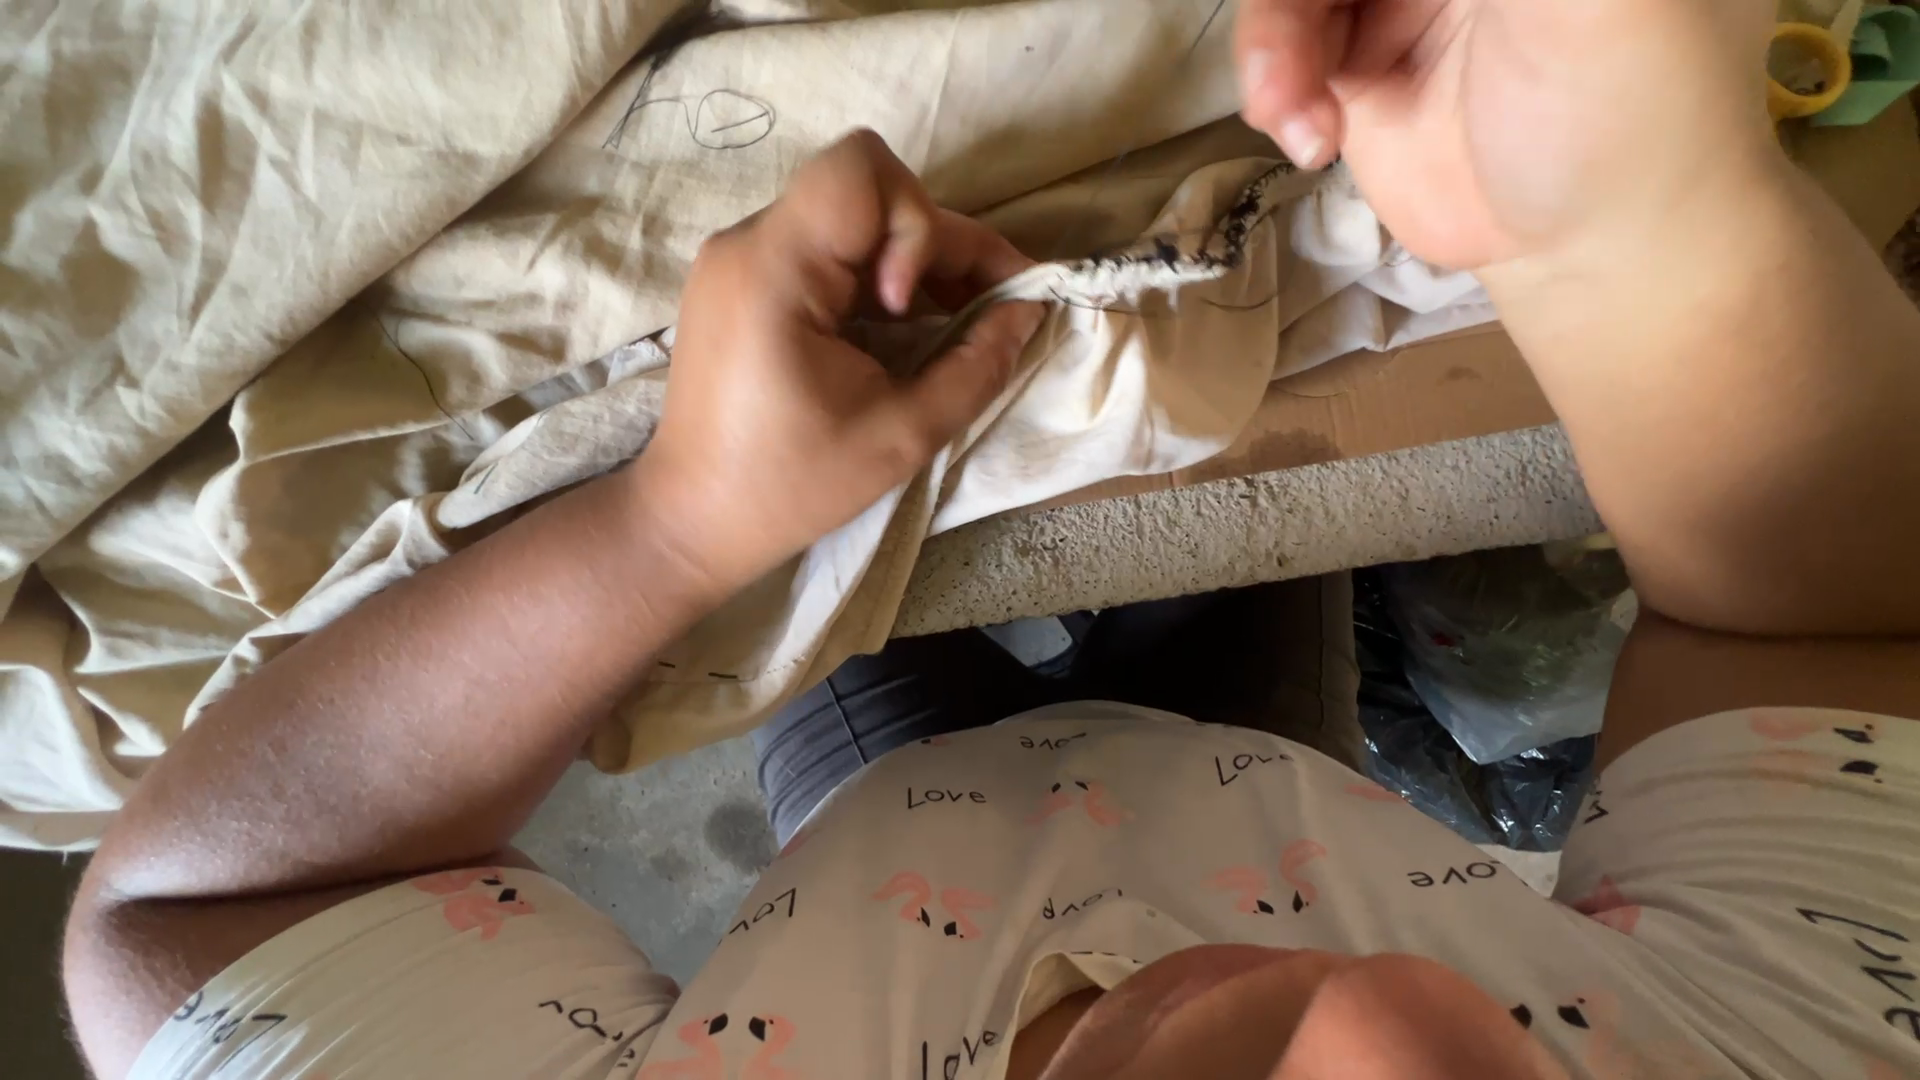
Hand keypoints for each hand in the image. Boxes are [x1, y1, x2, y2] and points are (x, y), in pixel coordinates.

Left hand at [634, 130, 1044, 588]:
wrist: (695, 518)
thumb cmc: (793, 487)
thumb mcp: (902, 437)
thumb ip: (977, 367)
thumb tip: (1027, 312)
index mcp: (775, 272)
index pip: (862, 170)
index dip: (920, 225)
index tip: (914, 307)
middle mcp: (748, 245)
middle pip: (866, 194)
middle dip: (939, 248)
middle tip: (985, 312)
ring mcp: (739, 261)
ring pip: (851, 220)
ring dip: (913, 264)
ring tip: (950, 326)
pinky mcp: (741, 283)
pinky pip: (825, 252)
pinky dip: (875, 280)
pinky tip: (901, 331)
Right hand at [1234, 0, 1781, 269]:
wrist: (1570, 238)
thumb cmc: (1621, 99)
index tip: (1334, 8)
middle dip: (1291, 1)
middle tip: (1292, 68)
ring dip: (1273, 47)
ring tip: (1291, 114)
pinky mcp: (1350, 66)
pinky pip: (1280, 54)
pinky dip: (1276, 94)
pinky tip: (1310, 140)